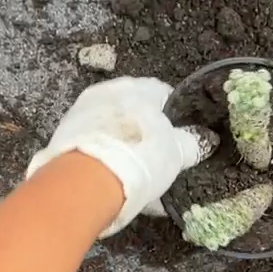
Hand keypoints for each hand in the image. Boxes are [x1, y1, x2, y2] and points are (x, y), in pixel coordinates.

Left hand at [26, 77, 216, 236]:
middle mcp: (107, 92)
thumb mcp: (178, 153)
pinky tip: (117, 184)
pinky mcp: (65, 137)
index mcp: (137, 87)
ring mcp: (82, 113)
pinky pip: (97, 148)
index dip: (176, 118)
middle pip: (135, 113)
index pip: (164, 94)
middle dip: (148, 135)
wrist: (86, 182)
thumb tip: (207, 138)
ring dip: (127, 149)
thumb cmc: (140, 158)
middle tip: (160, 161)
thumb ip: (194, 143)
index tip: (182, 140)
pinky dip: (108, 161)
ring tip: (138, 178)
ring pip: (115, 132)